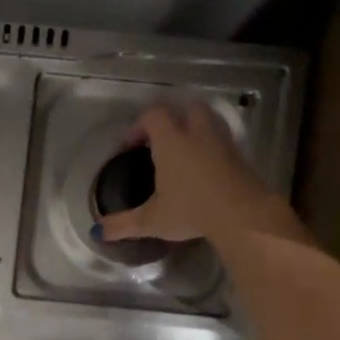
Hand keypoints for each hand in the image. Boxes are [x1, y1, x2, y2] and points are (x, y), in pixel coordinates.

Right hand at [93, 104, 300, 245]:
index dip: (138, 126)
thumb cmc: (190, 210)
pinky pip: (219, 138)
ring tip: (181, 152)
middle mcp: (196, 132)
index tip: (129, 146)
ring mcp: (220, 140)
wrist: (241, 213)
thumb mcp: (151, 221)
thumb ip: (123, 224)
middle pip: (183, 107)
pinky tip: (202, 168)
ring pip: (206, 119)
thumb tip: (99, 232)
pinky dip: (208, 145)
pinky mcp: (237, 153)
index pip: (153, 115)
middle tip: (158, 142)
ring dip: (192, 128)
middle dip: (169, 119)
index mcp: (171, 140)